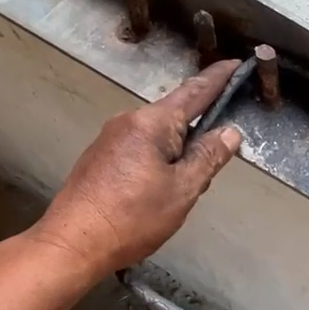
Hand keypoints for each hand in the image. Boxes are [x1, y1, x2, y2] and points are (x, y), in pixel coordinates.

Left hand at [28, 60, 244, 278]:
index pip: (195, 92)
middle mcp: (129, 122)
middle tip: (214, 163)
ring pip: (160, 136)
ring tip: (182, 188)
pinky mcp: (102, 157)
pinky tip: (159, 191)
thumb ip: (209, 157)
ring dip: (179, 153)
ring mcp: (111, 139)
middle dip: (199, 134)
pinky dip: (160, 161)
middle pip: (177, 117)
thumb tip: (230, 133)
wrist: (72, 244)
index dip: (218, 78)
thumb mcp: (183, 189)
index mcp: (153, 123)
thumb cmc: (131, 217)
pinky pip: (142, 148)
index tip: (235, 64)